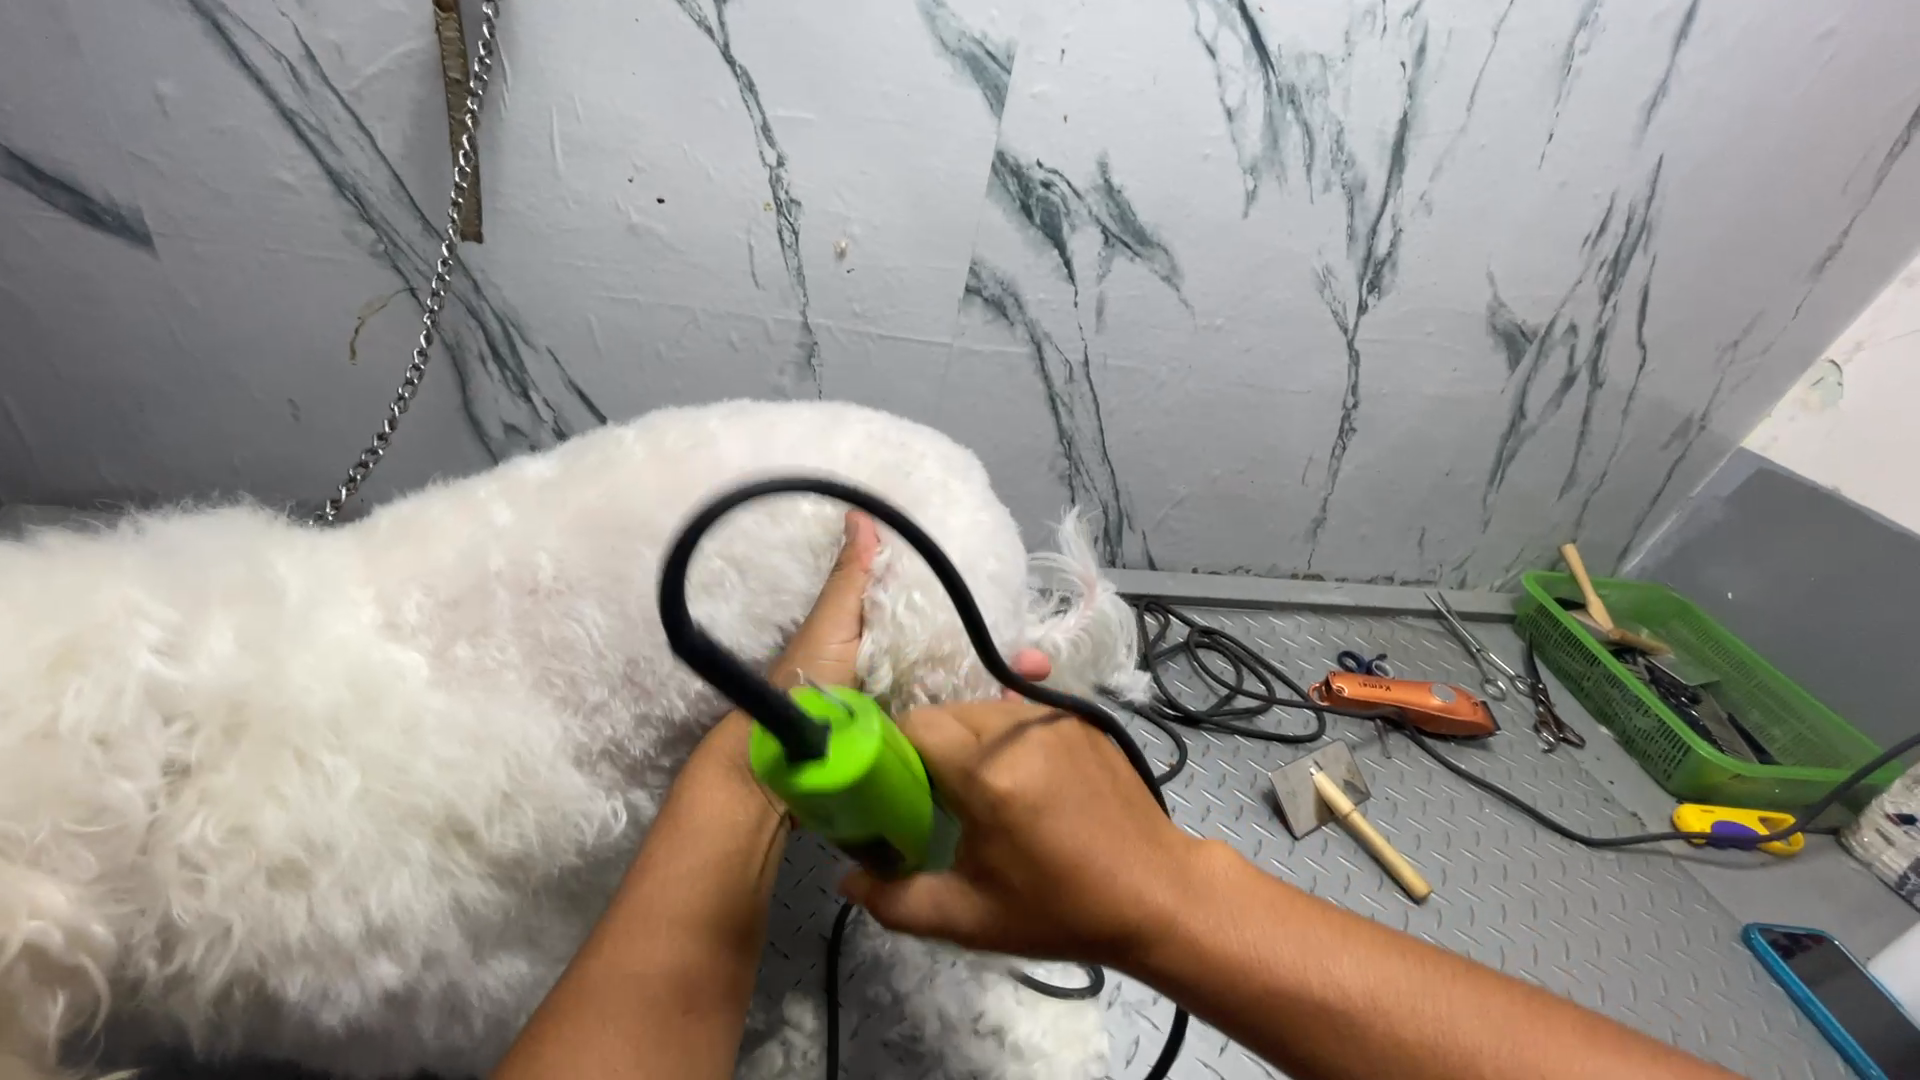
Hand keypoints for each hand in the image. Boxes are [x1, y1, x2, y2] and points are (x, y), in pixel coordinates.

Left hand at [697, 512, 1052, 776]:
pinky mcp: (915, 743)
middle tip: (1038, 663)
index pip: (938, 615)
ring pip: (966, 691)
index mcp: (885, 635)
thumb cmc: (806, 684)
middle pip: (962, 656)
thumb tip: (861, 514)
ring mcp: (912, 709)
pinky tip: (1013, 721)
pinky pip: (954, 727)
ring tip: (1034, 690)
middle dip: (1003, 656)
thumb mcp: (831, 625)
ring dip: (1001, 690)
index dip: (975, 611)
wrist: (787, 759)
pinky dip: (982, 723)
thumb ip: (850, 579)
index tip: (1014, 608)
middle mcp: (904, 669)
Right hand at [838, 700, 1207, 968]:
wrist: (1158, 892)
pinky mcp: (1079, 716)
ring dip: (964, 740)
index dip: (892, 754)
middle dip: (926, 749)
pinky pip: (1018, 710)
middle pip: (944, 713)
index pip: (913, 726)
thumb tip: (845, 877)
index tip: (893, 791)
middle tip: (932, 798)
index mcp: (989, 773)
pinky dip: (1002, 735)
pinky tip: (1015, 776)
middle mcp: (1019, 728)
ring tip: (975, 789)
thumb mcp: (971, 918)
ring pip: (980, 707)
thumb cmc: (1061, 909)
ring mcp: (1054, 716)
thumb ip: (896, 900)